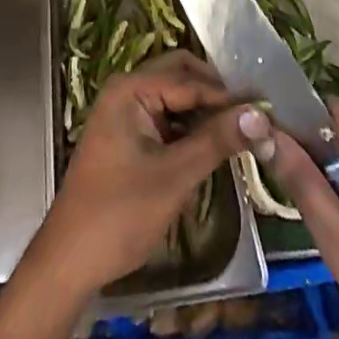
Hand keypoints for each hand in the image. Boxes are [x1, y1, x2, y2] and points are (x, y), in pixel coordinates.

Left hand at [0, 52, 258, 338]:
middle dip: (217, 95)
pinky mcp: (130, 137)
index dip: (230, 94)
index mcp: (130, 89)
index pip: (191, 80)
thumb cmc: (119, 214)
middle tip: (255, 116)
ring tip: (246, 130)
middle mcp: (126, 91)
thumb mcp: (175, 175)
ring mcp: (126, 114)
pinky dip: (192, 129)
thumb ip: (217, 140)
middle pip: (182, 78)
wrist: (70, 260)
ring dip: (207, 113)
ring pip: (177, 100)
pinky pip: (168, 120)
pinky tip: (218, 145)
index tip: (268, 107)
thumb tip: (260, 114)